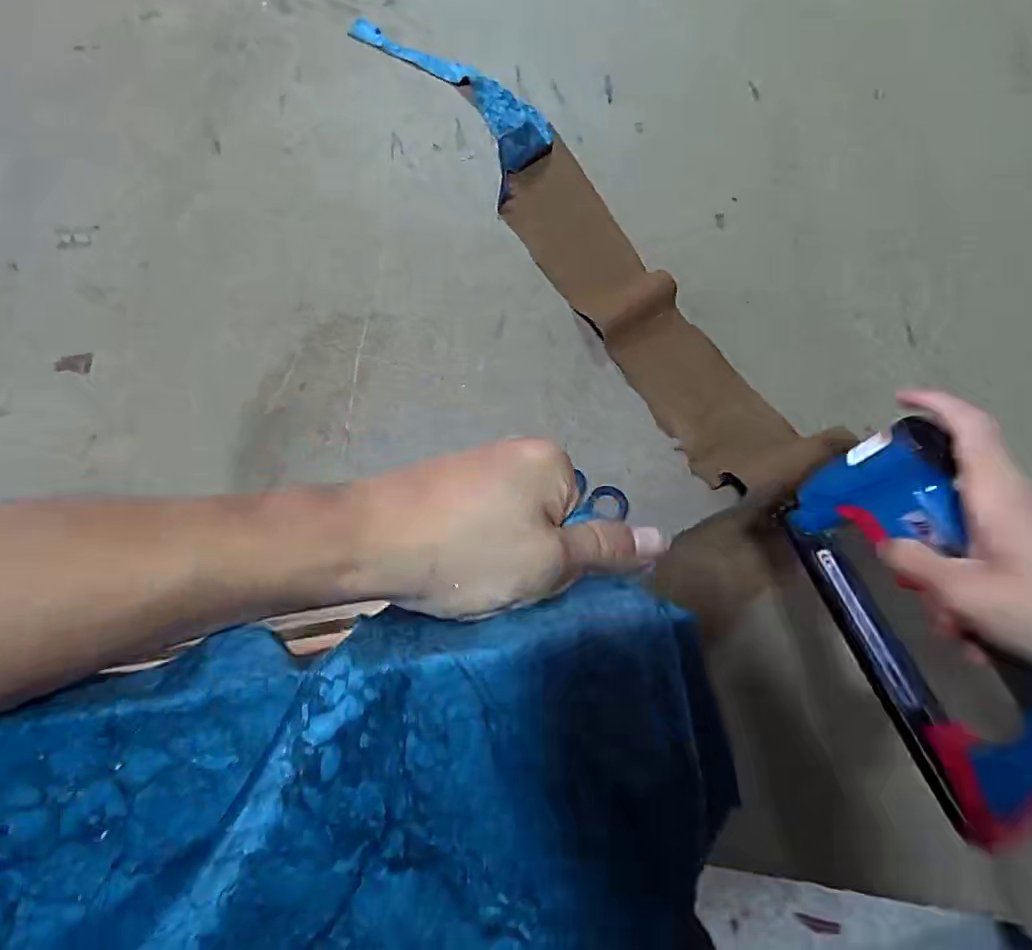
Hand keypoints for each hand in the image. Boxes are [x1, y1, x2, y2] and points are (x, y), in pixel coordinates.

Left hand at [347, 438, 667, 618]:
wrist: (368, 539)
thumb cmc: (467, 553)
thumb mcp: (547, 561)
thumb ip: (604, 549)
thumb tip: (664, 537)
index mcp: (548, 459)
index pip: (583, 518)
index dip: (560, 557)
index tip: (527, 575)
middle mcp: (512, 451)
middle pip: (544, 521)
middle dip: (526, 557)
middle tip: (494, 579)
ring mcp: (470, 465)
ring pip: (506, 528)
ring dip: (493, 558)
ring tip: (463, 576)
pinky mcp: (438, 484)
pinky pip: (472, 524)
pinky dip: (463, 548)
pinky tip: (442, 565)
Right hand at [878, 390, 1031, 701]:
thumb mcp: (969, 595)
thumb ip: (916, 563)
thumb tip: (888, 542)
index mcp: (1003, 497)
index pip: (971, 428)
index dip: (934, 405)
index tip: (899, 399)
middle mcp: (1025, 505)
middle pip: (954, 503)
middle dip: (926, 543)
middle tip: (917, 587)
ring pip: (975, 544)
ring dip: (955, 584)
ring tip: (962, 633)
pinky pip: (1003, 565)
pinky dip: (985, 595)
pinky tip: (992, 641)